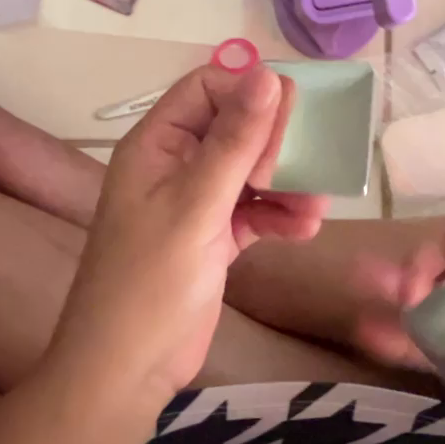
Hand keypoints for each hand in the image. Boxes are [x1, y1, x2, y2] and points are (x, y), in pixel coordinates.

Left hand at [51, 64, 328, 395]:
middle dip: (277, 145)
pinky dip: (279, 217)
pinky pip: (254, 212)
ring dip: (288, 185)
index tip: (293, 117)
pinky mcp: (214, 239)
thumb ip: (234, 142)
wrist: (127, 369)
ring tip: (317, 206)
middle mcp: (175, 166)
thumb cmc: (150, 283)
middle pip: (236, 129)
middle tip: (308, 167)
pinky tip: (304, 230)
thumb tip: (269, 75)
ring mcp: (196, 205)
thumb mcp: (195, 206)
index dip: (250, 94)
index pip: (206, 89)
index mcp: (156, 145)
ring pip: (251, 173)